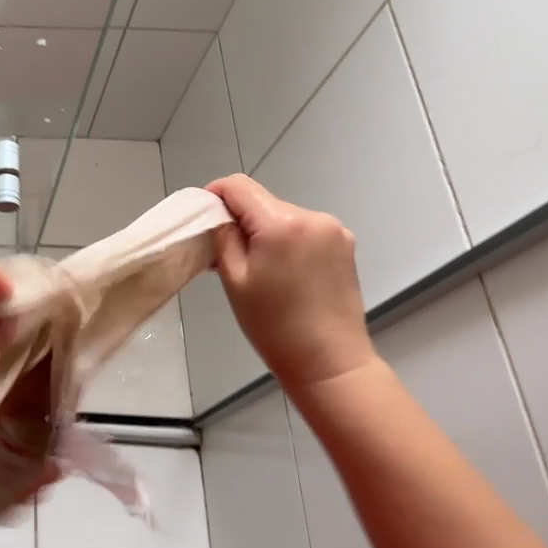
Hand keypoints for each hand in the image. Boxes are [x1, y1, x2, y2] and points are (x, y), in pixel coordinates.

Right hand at [206, 174, 375, 387]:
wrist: (329, 362)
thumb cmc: (273, 325)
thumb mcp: (234, 278)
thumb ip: (222, 235)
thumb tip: (215, 212)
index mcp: (282, 222)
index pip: (238, 186)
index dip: (214, 195)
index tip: (203, 219)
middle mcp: (313, 217)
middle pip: (262, 201)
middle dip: (240, 219)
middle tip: (224, 253)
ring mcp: (334, 230)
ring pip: (283, 216)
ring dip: (265, 231)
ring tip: (257, 268)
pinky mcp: (344, 245)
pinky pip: (304, 230)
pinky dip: (286, 240)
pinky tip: (283, 272)